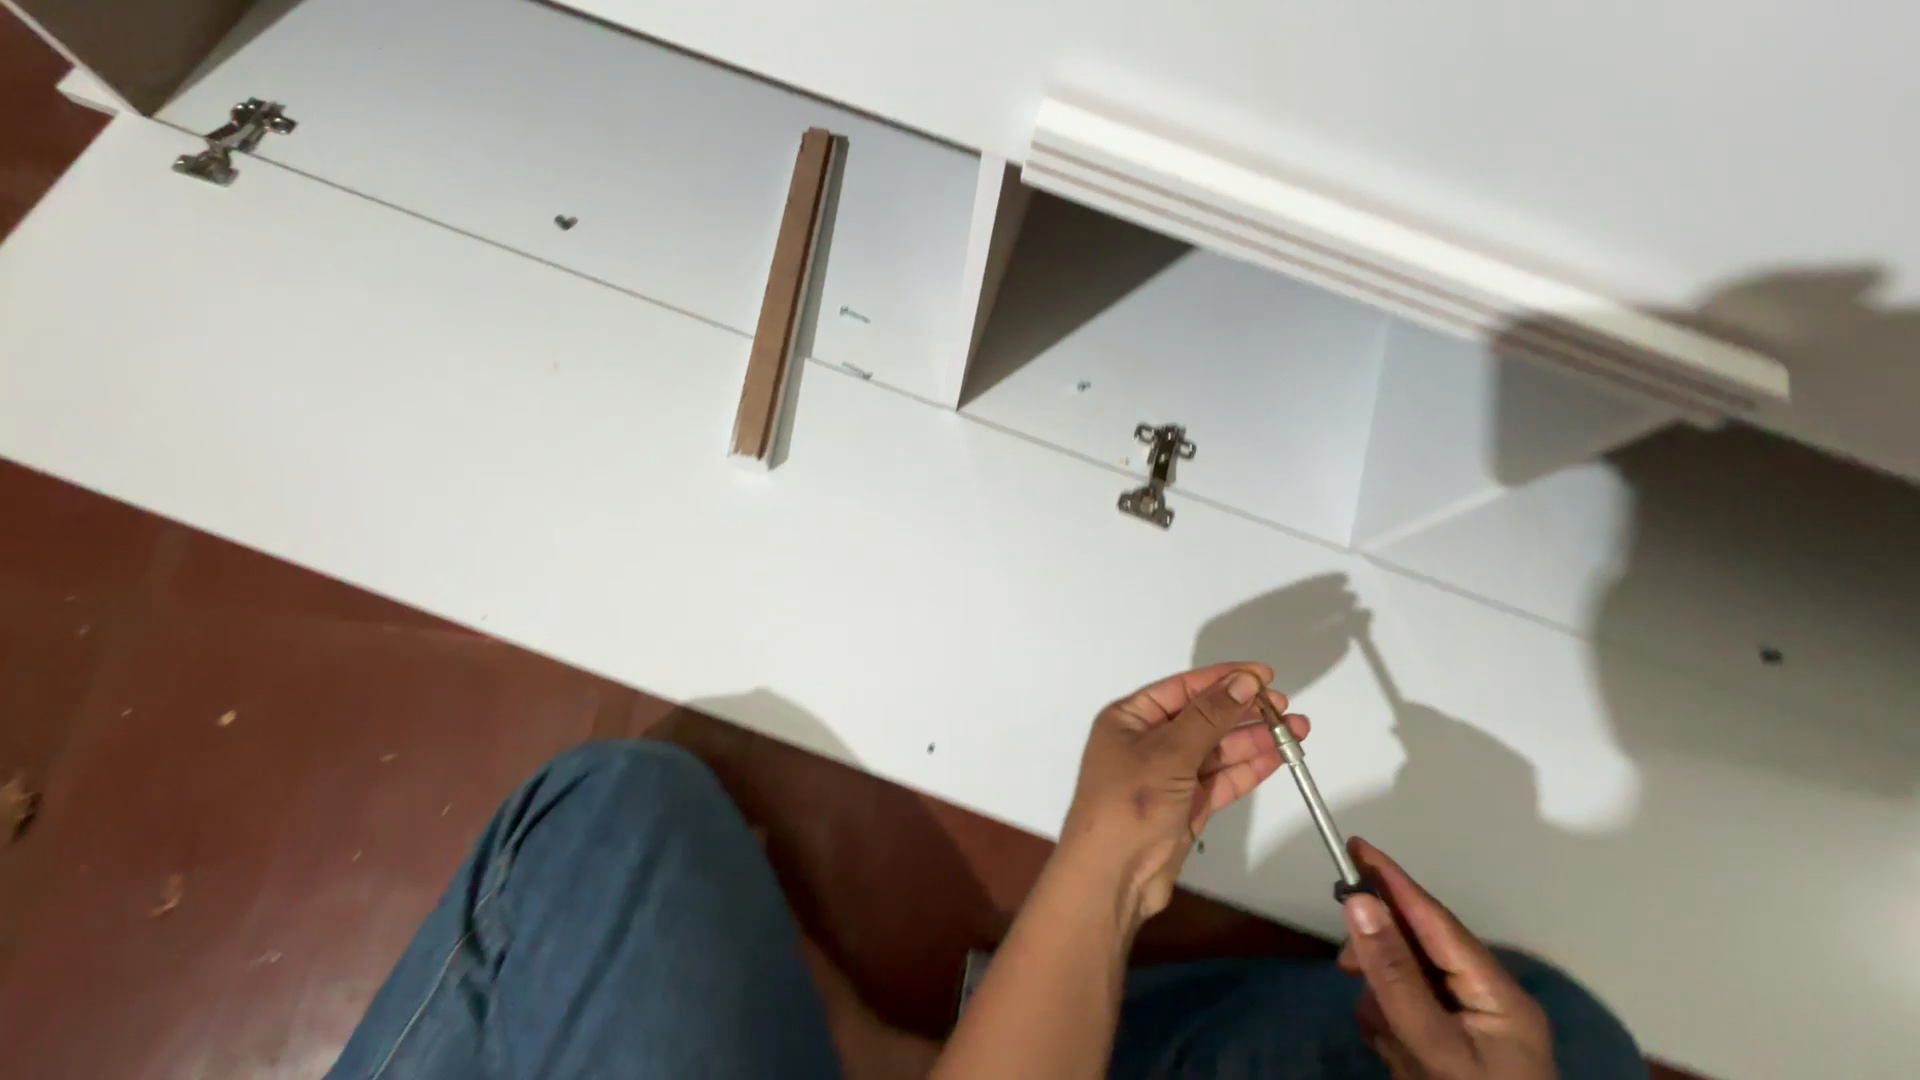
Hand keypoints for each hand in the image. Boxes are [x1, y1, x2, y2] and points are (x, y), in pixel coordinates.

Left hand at [1058, 663, 1307, 926]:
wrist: (1113, 876)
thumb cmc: (1130, 803)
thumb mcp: (1168, 753)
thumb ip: (1209, 717)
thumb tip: (1244, 681)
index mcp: (1129, 718)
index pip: (1183, 689)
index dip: (1223, 679)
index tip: (1263, 675)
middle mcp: (1147, 742)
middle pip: (1202, 718)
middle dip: (1244, 712)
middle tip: (1286, 708)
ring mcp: (1167, 775)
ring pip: (1216, 750)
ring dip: (1253, 740)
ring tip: (1296, 731)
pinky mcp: (1185, 805)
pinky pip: (1220, 779)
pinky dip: (1247, 769)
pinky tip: (1277, 757)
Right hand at [1339, 838, 1554, 1079]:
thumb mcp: (1433, 1046)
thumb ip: (1394, 973)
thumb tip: (1359, 902)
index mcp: (1498, 994)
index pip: (1436, 920)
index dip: (1395, 880)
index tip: (1356, 846)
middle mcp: (1487, 1001)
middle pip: (1419, 948)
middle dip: (1380, 958)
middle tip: (1346, 967)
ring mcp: (1471, 1026)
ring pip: (1406, 980)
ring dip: (1382, 1000)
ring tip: (1384, 1037)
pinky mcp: (1452, 1045)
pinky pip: (1405, 1010)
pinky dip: (1388, 1023)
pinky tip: (1392, 1050)